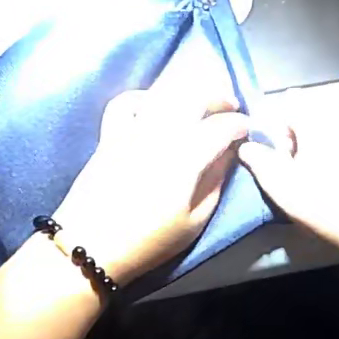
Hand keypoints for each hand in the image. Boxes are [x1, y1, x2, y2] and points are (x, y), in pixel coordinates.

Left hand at [50, 89, 249, 285]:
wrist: (90, 245)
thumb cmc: (148, 241)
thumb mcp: (194, 221)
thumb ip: (215, 183)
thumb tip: (227, 156)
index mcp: (186, 156)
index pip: (222, 126)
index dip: (240, 125)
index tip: (249, 130)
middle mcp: (160, 133)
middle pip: (195, 98)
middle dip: (218, 98)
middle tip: (231, 107)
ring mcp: (132, 130)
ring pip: (164, 94)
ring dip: (188, 93)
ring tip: (199, 104)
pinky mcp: (110, 135)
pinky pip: (126, 102)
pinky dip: (145, 98)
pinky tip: (154, 107)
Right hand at [235, 107, 338, 278]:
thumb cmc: (334, 210)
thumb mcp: (284, 190)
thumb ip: (261, 162)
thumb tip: (249, 145)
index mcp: (319, 117)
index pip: (288, 105)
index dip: (278, 130)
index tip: (280, 158)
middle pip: (318, 119)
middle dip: (308, 141)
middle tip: (306, 178)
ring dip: (336, 151)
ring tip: (336, 187)